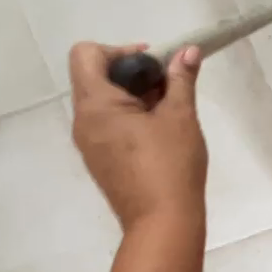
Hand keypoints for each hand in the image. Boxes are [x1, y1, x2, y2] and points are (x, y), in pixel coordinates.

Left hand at [68, 42, 208, 230]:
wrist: (162, 221)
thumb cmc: (171, 164)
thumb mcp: (180, 116)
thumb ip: (181, 79)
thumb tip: (188, 50)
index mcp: (96, 104)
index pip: (86, 54)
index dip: (119, 50)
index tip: (152, 64)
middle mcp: (83, 121)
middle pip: (94, 76)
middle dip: (132, 72)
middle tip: (167, 85)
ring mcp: (88, 143)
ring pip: (102, 101)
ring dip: (132, 94)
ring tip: (167, 109)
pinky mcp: (99, 160)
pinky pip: (106, 124)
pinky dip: (128, 116)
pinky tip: (158, 132)